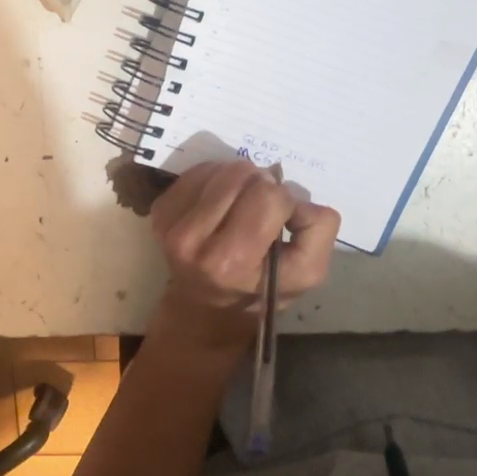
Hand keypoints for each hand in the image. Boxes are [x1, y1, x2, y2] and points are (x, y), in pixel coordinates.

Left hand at [147, 160, 339, 353]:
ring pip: (221, 169)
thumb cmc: (260, 290)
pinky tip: (222, 202)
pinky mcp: (160, 210)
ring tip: (242, 205)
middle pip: (243, 176)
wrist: (206, 306)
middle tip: (262, 209)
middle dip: (262, 186)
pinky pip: (199, 170)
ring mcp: (170, 223)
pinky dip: (218, 179)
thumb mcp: (304, 275)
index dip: (285, 203)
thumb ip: (317, 233)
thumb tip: (296, 196)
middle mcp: (192, 240)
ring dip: (240, 180)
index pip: (269, 198)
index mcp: (229, 261)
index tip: (282, 221)